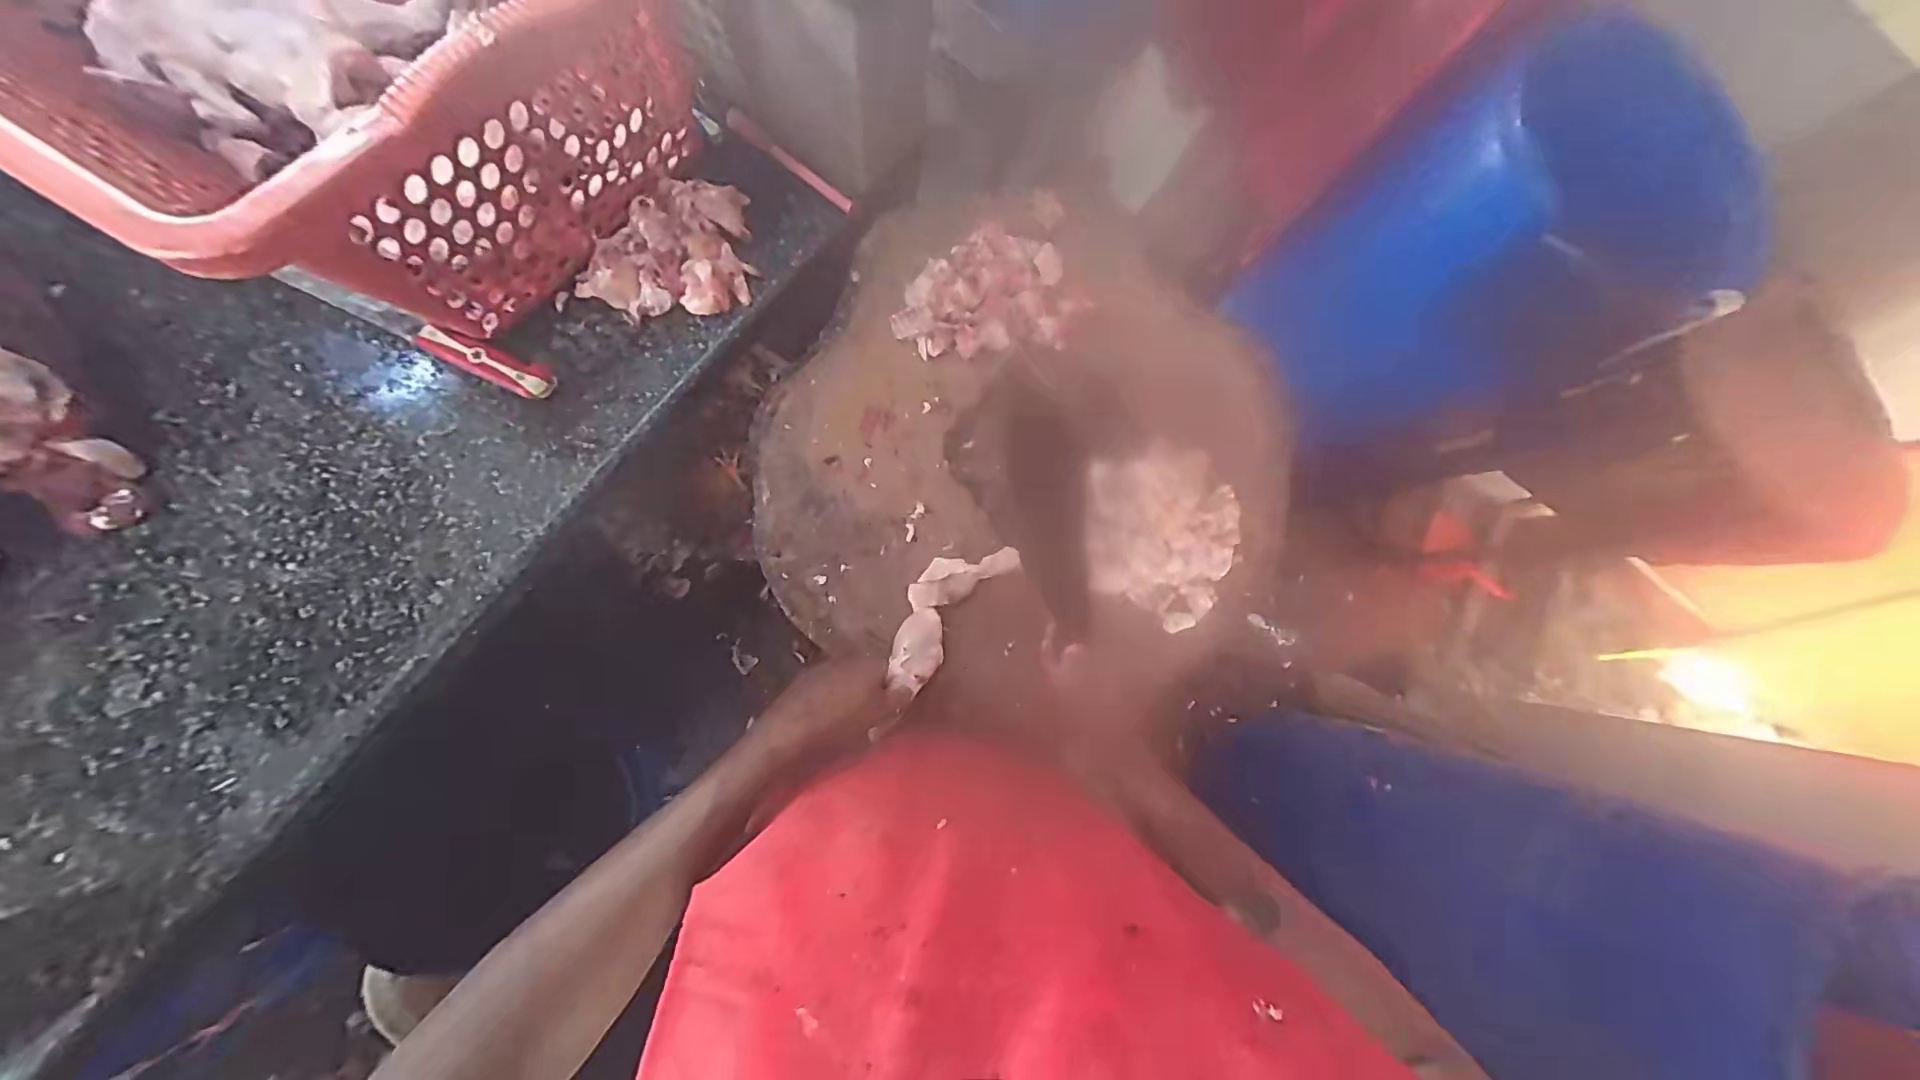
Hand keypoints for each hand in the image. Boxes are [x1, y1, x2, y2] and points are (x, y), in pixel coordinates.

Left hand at [743, 656, 909, 770]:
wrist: (781, 744)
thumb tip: (911, 681)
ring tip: (858, 725)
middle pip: (869, 673)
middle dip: (877, 691)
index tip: (904, 705)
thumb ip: (899, 696)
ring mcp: (817, 674)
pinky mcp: (799, 692)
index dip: (900, 685)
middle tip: (884, 717)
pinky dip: (833, 708)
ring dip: (853, 699)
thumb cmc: (838, 729)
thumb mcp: (880, 715)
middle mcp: (842, 660)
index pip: (893, 665)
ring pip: (847, 684)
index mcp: (865, 661)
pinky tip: (832, 728)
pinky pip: (827, 696)